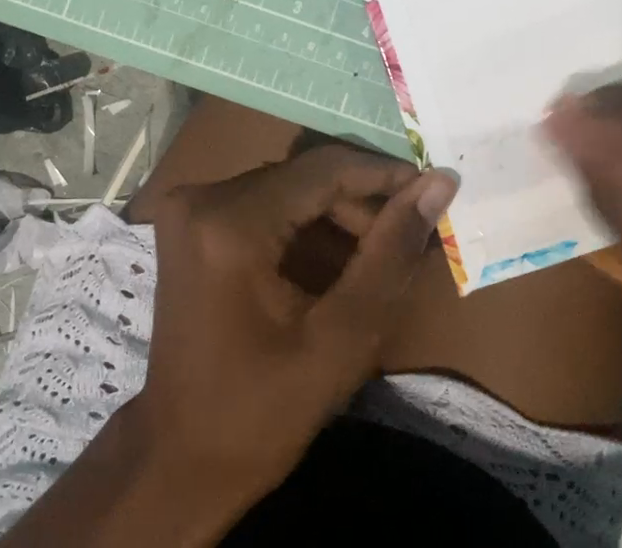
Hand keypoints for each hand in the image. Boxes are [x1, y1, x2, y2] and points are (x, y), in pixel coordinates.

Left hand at [132, 145, 456, 500]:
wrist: (182, 453)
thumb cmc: (263, 410)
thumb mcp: (341, 337)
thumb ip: (390, 254)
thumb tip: (437, 184)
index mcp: (229, 222)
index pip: (324, 170)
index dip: (386, 176)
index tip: (439, 192)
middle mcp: (200, 198)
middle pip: (303, 177)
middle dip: (362, 205)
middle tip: (413, 242)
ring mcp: (188, 210)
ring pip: (285, 189)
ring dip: (335, 218)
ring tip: (383, 259)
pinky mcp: (189, 226)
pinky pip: (261, 207)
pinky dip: (302, 229)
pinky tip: (338, 265)